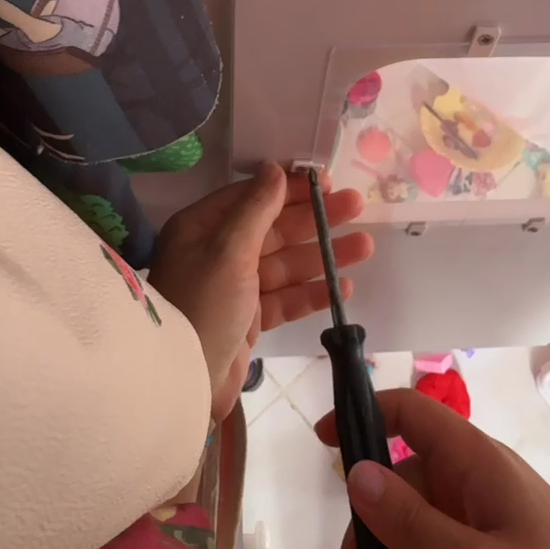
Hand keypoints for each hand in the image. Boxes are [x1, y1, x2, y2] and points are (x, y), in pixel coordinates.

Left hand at [146, 163, 373, 421]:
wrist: (184, 381)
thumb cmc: (203, 304)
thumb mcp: (229, 250)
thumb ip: (257, 209)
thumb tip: (275, 168)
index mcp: (202, 228)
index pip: (252, 197)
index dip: (290, 188)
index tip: (327, 182)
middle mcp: (216, 252)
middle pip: (273, 228)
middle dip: (314, 219)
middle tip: (356, 205)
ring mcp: (233, 287)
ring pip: (284, 264)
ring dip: (322, 255)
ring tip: (365, 245)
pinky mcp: (248, 320)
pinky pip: (284, 298)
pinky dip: (311, 292)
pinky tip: (342, 287)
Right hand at [315, 389, 549, 548]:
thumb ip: (413, 519)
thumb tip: (354, 469)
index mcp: (477, 460)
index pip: (410, 410)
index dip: (364, 413)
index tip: (321, 441)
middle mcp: (479, 481)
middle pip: (405, 477)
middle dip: (372, 514)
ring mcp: (491, 518)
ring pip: (422, 518)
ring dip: (394, 540)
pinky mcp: (499, 544)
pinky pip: (445, 540)